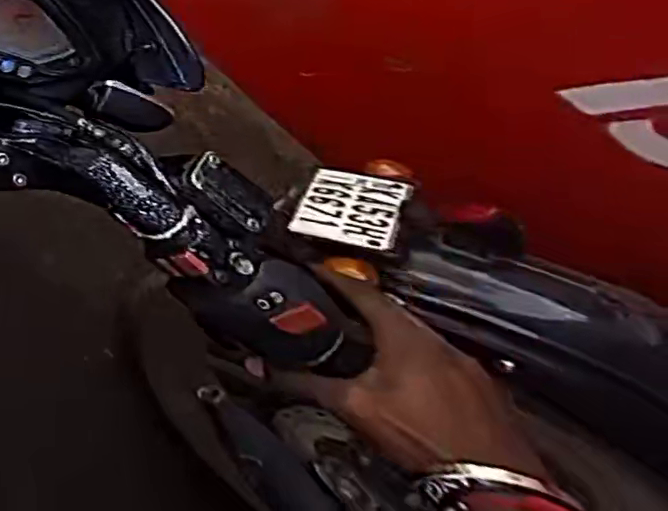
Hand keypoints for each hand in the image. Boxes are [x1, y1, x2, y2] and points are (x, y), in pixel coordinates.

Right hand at [278, 265, 548, 479]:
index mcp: (408, 338)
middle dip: (359, 303)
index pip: (362, 292)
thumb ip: (302, 382)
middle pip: (393, 310)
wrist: (497, 489)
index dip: (332, 277)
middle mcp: (443, 345)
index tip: (311, 268)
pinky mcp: (489, 393)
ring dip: (390, 330)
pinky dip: (417, 355)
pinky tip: (404, 372)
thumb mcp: (352, 406)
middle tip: (330, 301)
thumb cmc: (424, 439)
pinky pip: (443, 359)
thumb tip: (259, 369)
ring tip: (362, 335)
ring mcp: (471, 370)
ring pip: (420, 335)